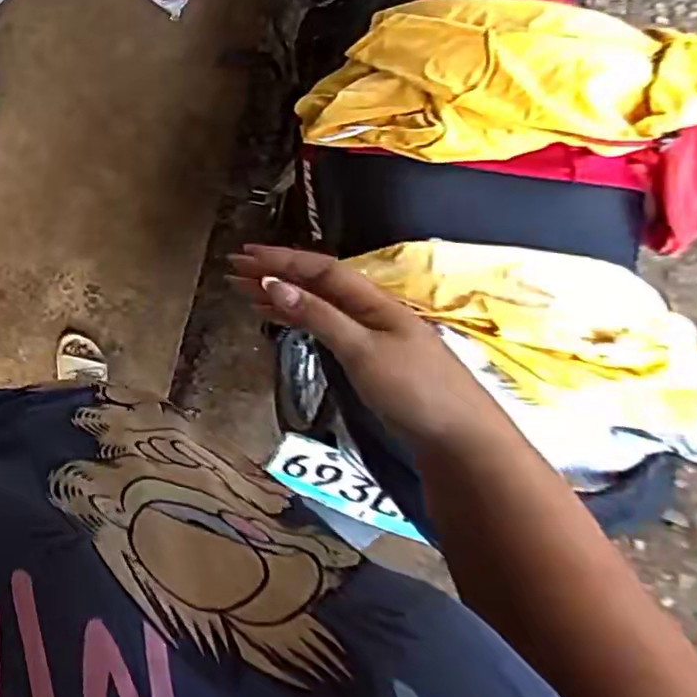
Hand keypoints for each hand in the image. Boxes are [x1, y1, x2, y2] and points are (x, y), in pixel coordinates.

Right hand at [227, 245, 505, 451]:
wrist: (462, 441)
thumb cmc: (415, 390)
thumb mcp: (361, 349)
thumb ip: (318, 315)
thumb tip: (274, 284)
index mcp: (372, 302)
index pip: (320, 269)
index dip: (282, 259)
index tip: (247, 255)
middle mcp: (369, 311)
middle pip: (314, 283)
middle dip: (274, 272)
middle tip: (235, 268)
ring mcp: (368, 334)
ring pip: (315, 303)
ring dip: (280, 294)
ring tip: (244, 290)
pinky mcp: (366, 357)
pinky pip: (321, 324)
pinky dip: (294, 317)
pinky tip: (276, 317)